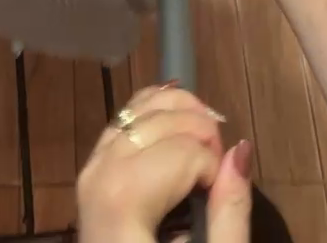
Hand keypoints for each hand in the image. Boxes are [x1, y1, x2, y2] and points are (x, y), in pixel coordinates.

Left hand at [77, 84, 251, 242]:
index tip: (223, 189)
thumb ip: (229, 215)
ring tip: (207, 123)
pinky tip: (173, 106)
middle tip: (222, 150)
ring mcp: (86, 183)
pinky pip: (115, 129)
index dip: (207, 163)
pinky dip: (144, 112)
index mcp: (122, 221)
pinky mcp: (89, 181)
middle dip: (190, 125)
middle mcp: (94, 192)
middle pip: (144, 130)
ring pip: (125, 120)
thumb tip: (241, 150)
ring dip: (168, 110)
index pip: (172, 157)